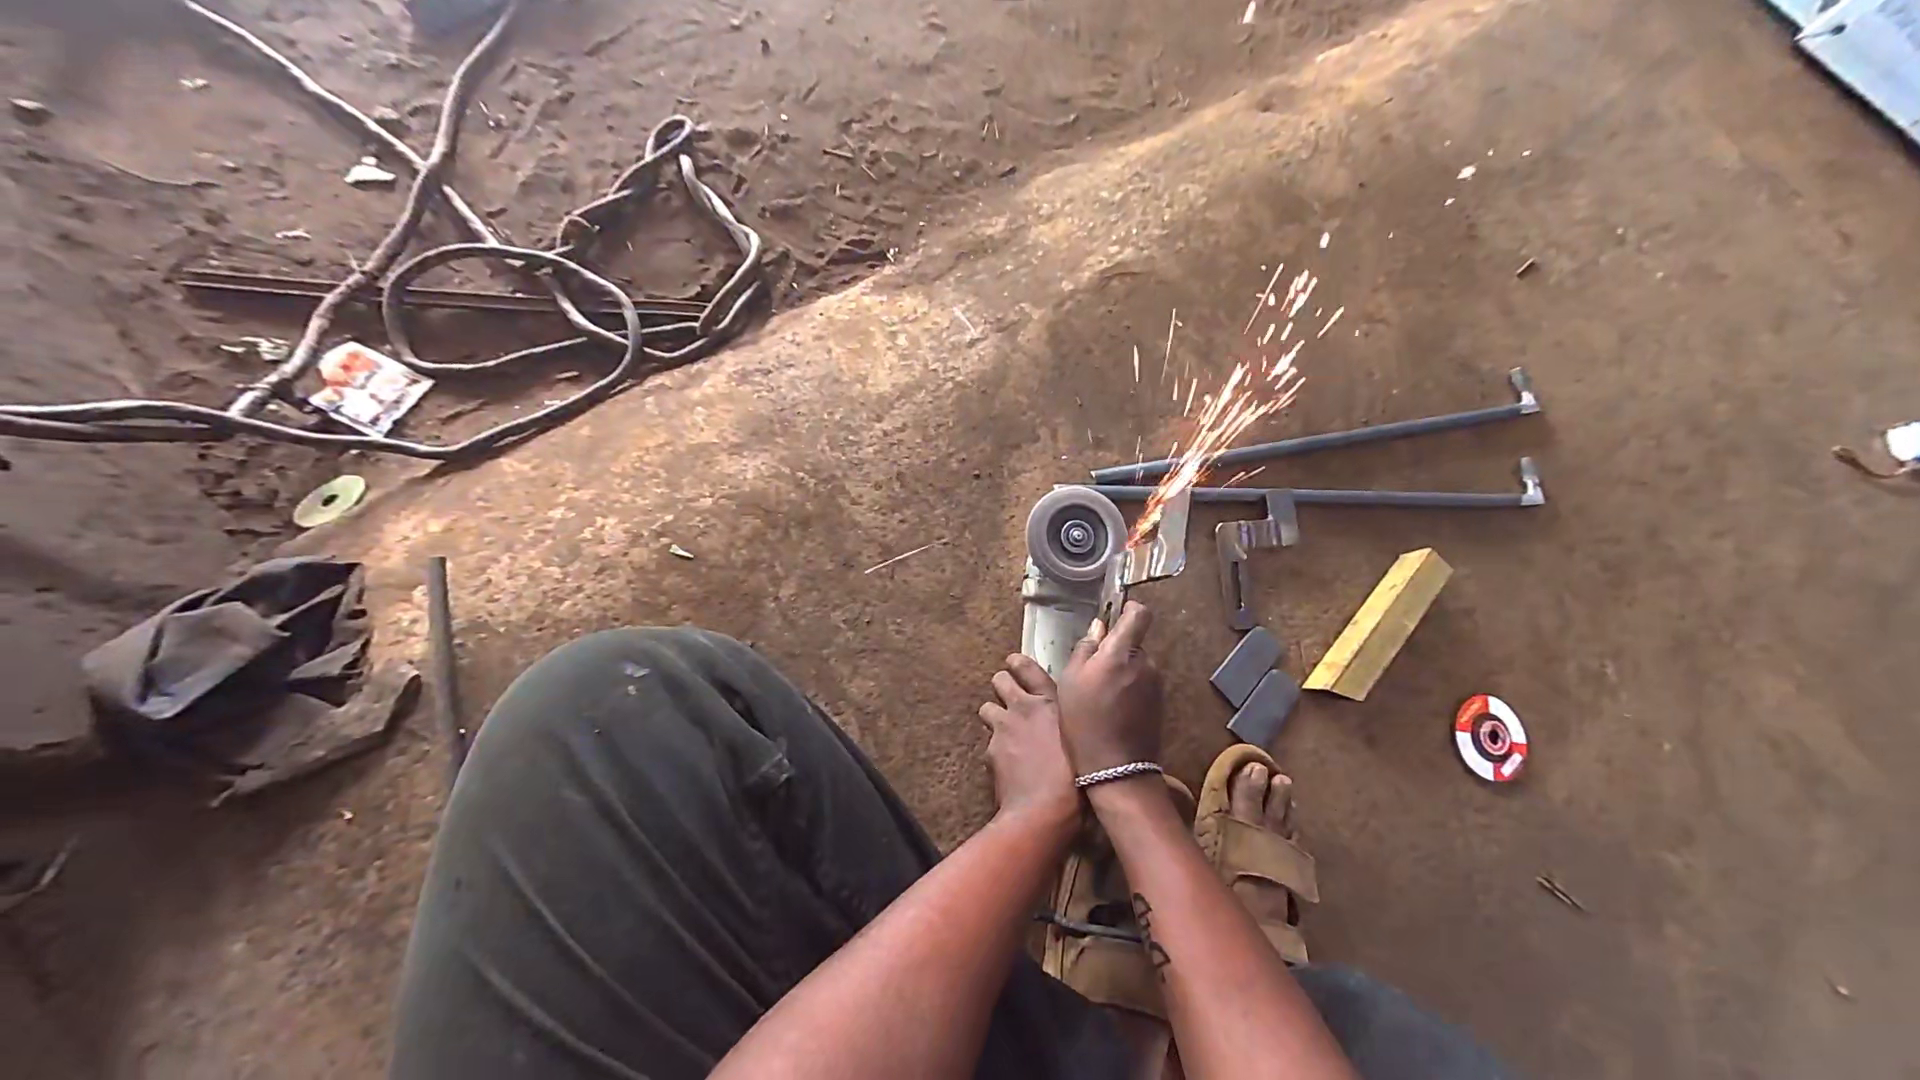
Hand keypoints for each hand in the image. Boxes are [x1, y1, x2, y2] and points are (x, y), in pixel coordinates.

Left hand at [978, 653, 1078, 828]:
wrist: (1044, 811)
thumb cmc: (1077, 781)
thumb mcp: (1085, 744)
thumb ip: (1077, 727)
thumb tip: (1081, 727)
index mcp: (1052, 702)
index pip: (1028, 668)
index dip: (1018, 663)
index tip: (1014, 662)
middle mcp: (1024, 708)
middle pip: (1000, 680)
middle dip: (1002, 685)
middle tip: (1009, 695)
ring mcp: (1004, 728)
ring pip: (987, 707)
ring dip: (994, 714)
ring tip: (1005, 727)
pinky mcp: (990, 751)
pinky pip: (987, 741)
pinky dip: (994, 747)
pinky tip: (1005, 761)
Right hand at [1056, 601, 1162, 773]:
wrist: (1116, 768)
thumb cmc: (1084, 721)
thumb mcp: (1070, 680)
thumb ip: (1086, 648)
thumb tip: (1098, 628)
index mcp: (1122, 652)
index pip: (1139, 614)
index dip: (1129, 610)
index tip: (1114, 617)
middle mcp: (1145, 663)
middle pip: (1134, 642)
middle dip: (1116, 650)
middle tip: (1092, 670)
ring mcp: (1156, 684)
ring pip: (1137, 664)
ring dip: (1122, 671)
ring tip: (1100, 694)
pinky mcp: (1160, 702)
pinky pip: (1142, 683)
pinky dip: (1129, 688)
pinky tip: (1112, 708)